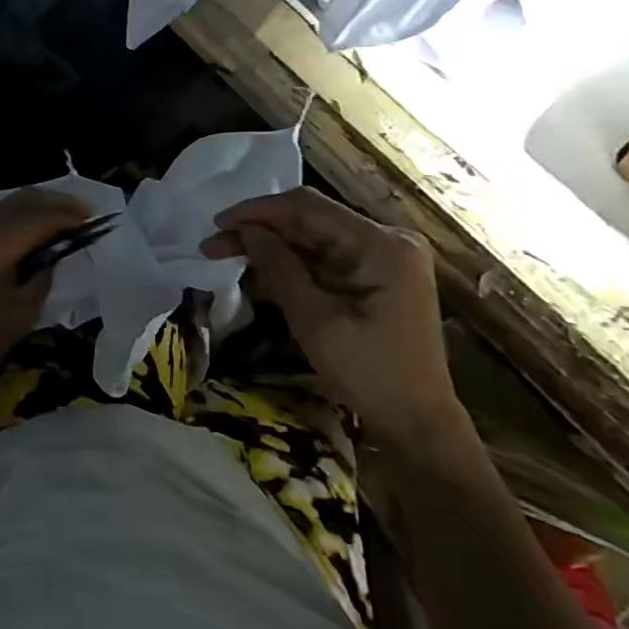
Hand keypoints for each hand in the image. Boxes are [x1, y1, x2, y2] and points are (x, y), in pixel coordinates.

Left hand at [0, 188, 91, 396]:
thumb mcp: (22, 310)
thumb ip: (44, 273)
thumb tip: (56, 251)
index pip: (42, 216)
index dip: (72, 216)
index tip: (98, 220)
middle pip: (25, 199)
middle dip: (58, 203)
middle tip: (87, 215)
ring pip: (9, 203)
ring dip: (39, 207)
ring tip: (66, 221)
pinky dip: (20, 216)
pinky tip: (36, 232)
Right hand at [200, 187, 459, 439]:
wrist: (416, 420)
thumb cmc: (369, 372)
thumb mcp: (314, 320)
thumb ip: (278, 267)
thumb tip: (245, 230)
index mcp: (381, 246)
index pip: (308, 208)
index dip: (258, 211)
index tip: (216, 224)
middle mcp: (386, 240)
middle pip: (308, 220)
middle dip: (258, 230)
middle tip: (212, 246)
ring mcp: (382, 257)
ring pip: (310, 237)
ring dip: (268, 247)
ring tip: (224, 258)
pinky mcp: (373, 275)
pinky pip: (321, 257)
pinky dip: (288, 264)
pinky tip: (255, 276)